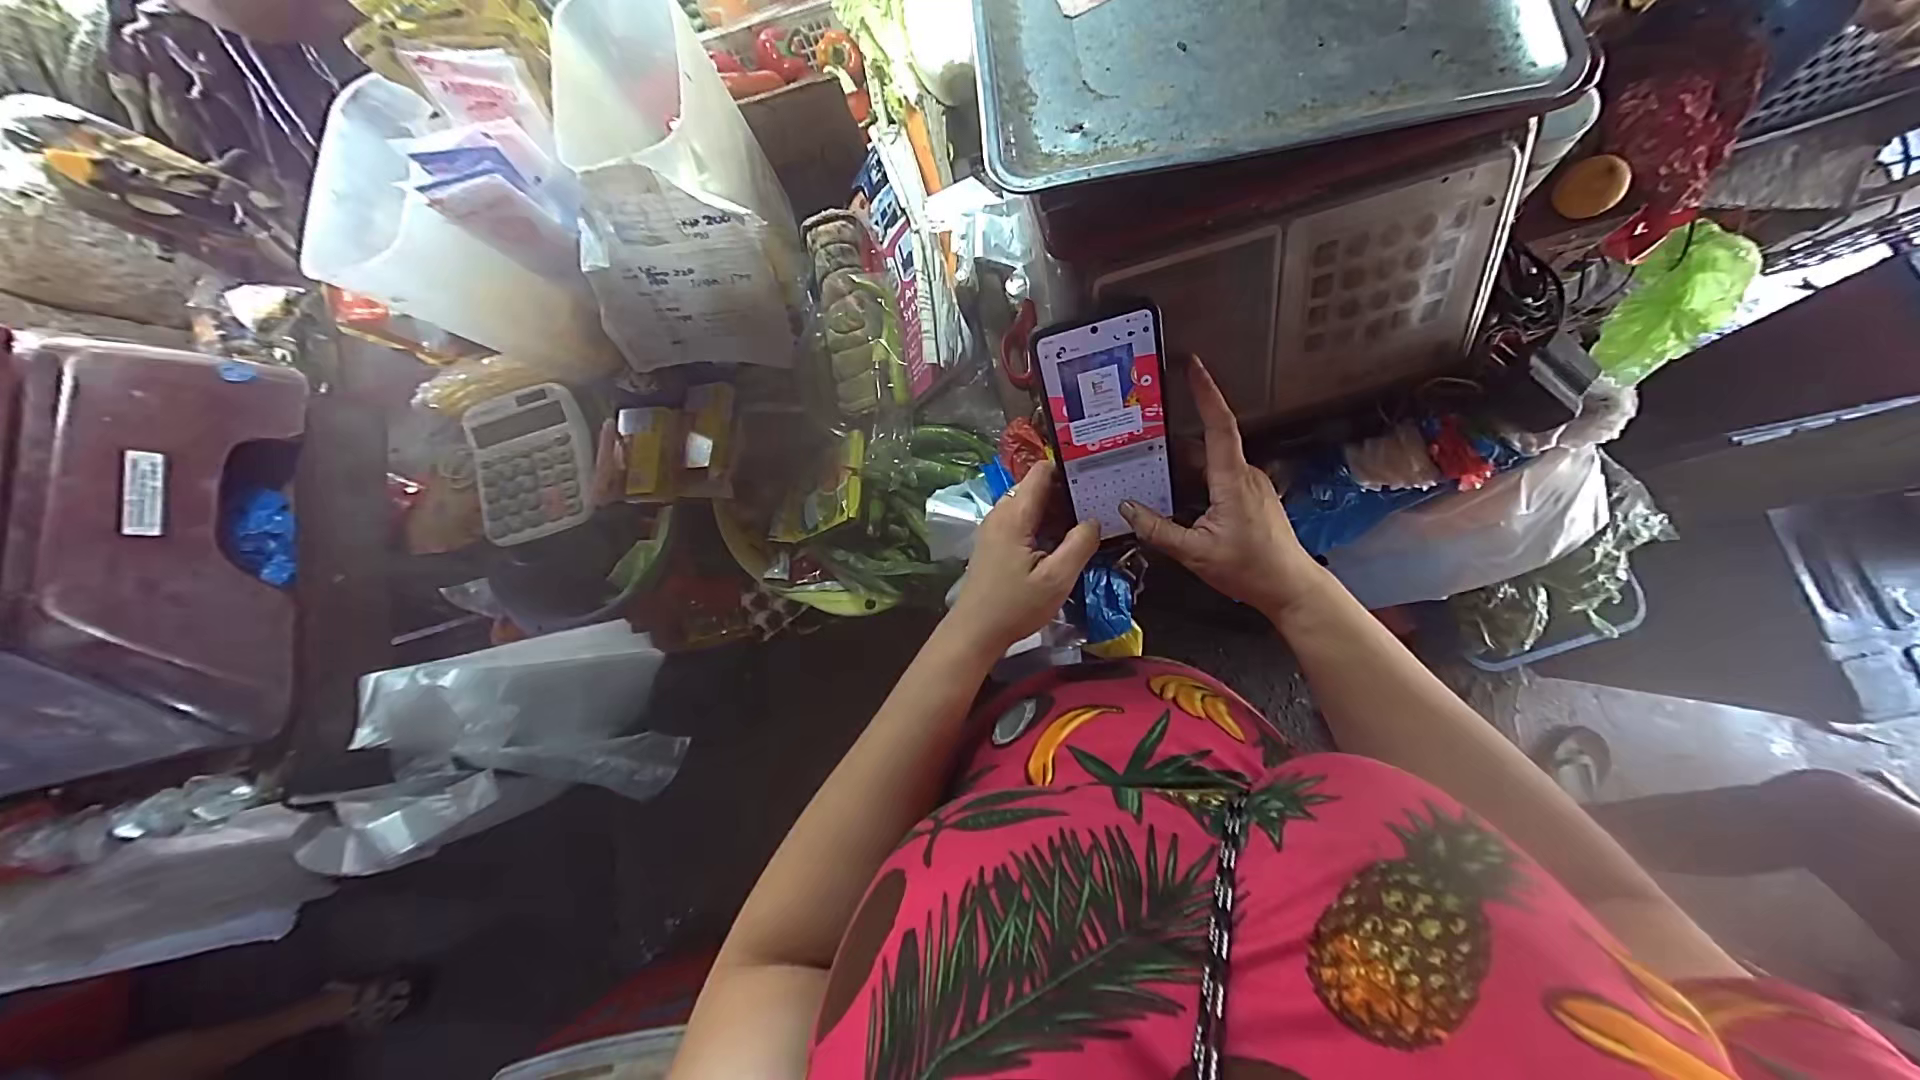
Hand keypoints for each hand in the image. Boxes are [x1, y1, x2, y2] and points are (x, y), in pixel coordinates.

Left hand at [948, 458, 1099, 652]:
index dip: (1069, 468)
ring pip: (1031, 505)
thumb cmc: (1015, 606)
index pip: (1041, 471)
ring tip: (1088, 521)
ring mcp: (995, 528)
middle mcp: (1001, 513)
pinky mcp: (995, 543)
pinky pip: (1023, 522)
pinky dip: (1044, 525)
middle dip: (1067, 492)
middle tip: (1100, 501)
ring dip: (1057, 511)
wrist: (975, 632)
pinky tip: (1063, 542)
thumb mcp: (1057, 579)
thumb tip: (1094, 520)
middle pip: (1037, 487)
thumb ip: (1080, 544)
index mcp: (1015, 515)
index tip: (1096, 475)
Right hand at [1119, 357, 1324, 618]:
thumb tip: (1127, 508)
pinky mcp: (1251, 496)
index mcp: (1233, 480)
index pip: (1219, 425)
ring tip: (1152, 467)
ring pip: (1211, 463)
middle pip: (1207, 445)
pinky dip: (1195, 479)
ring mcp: (1251, 484)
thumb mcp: (1194, 553)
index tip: (1193, 366)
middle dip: (1174, 440)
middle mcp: (1245, 474)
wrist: (1290, 587)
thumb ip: (1158, 529)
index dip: (1205, 393)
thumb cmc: (1249, 569)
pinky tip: (1175, 494)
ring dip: (1183, 465)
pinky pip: (1218, 477)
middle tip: (1143, 433)